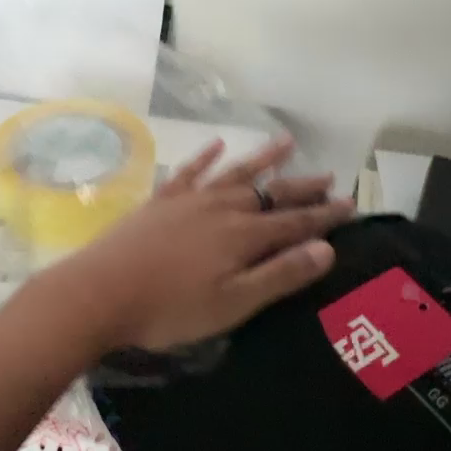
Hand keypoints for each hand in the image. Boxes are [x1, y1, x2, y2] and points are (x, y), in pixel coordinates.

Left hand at [42, 135, 355, 351]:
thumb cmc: (169, 308)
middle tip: (329, 176)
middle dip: (301, 185)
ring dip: (262, 158)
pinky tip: (216, 146)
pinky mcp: (160, 200)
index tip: (349, 204)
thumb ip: (279, 275)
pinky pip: (189, 171)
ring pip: (234, 172)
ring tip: (287, 141)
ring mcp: (188, 199)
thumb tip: (326, 248)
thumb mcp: (233, 303)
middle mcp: (220, 208)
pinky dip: (205, 157)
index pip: (294, 222)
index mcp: (242, 236)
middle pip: (269, 192)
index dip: (323, 215)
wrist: (100, 291)